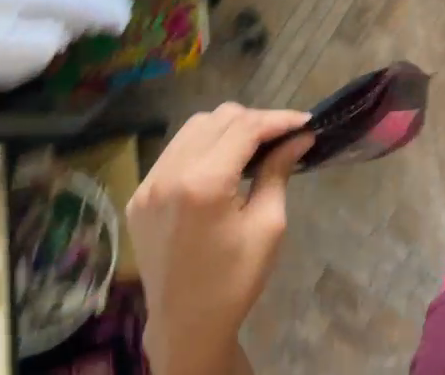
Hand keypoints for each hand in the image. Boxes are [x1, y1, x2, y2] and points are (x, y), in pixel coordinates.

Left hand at [127, 104, 314, 374]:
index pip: (246, 127)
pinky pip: (174, 152)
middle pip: (219, 119)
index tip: (306, 122)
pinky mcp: (138, 196)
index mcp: (202, 184)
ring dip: (227, 129)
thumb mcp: (268, 224)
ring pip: (194, 127)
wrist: (185, 326)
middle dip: (255, 122)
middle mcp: (168, 175)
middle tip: (282, 139)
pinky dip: (202, 146)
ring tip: (253, 147)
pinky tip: (220, 164)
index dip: (279, 119)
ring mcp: (148, 185)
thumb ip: (279, 171)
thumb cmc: (235, 280)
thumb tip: (299, 136)